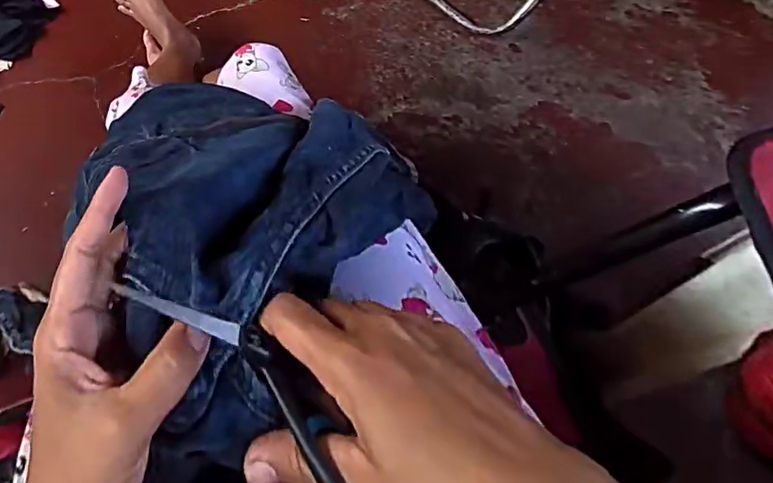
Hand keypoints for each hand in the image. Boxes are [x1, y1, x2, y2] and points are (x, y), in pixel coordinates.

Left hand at [27, 167, 210, 482]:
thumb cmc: (80, 470)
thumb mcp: (122, 423)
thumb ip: (164, 372)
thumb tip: (204, 320)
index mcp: (64, 332)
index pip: (81, 259)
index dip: (99, 214)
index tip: (121, 177)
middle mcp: (79, 327)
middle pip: (101, 262)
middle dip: (125, 223)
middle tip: (162, 189)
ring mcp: (101, 342)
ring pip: (124, 284)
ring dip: (146, 253)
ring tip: (178, 218)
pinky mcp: (122, 359)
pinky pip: (143, 310)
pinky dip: (162, 287)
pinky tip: (186, 272)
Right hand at [243, 295, 613, 482]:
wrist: (520, 475)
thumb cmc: (434, 479)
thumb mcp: (363, 478)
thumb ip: (303, 460)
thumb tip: (253, 456)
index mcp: (351, 362)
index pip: (291, 313)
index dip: (270, 321)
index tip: (264, 342)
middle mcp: (381, 328)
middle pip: (327, 306)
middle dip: (312, 329)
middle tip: (308, 374)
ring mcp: (417, 324)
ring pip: (365, 309)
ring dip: (350, 331)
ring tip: (354, 376)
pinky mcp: (447, 331)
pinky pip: (402, 318)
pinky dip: (387, 334)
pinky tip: (400, 374)